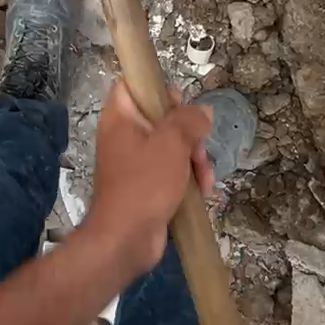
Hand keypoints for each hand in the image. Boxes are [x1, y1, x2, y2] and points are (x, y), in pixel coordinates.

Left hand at [79, 80, 213, 280]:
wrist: (126, 239)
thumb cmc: (144, 183)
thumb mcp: (171, 144)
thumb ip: (189, 120)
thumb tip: (202, 111)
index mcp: (120, 116)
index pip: (133, 85)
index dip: (157, 88)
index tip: (179, 102)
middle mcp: (124, 134)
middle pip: (161, 117)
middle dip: (188, 133)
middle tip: (197, 149)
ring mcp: (135, 161)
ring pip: (172, 145)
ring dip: (194, 159)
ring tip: (203, 177)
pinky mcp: (146, 184)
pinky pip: (172, 170)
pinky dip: (187, 177)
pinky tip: (202, 191)